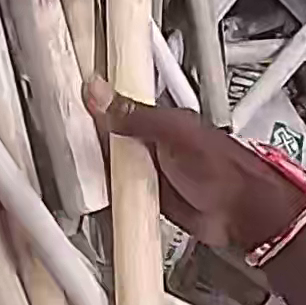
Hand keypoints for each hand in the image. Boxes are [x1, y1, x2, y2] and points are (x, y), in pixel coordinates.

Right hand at [86, 80, 305, 250]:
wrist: (238, 214)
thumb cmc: (223, 169)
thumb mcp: (173, 133)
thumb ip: (134, 115)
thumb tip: (99, 90)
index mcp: (159, 117)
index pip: (118, 102)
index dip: (95, 99)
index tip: (70, 96)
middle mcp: (150, 141)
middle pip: (107, 132)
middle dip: (88, 133)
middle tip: (66, 132)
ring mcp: (145, 168)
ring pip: (107, 160)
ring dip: (95, 163)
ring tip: (75, 158)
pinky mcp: (143, 193)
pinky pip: (114, 187)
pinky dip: (104, 187)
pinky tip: (93, 186)